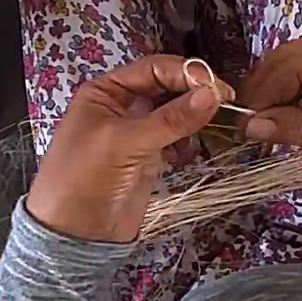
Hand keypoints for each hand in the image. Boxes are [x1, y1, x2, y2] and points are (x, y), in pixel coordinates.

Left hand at [26, 55, 224, 242]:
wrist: (74, 232)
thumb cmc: (85, 177)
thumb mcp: (124, 142)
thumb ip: (169, 119)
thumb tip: (212, 94)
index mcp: (106, 91)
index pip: (152, 68)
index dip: (185, 73)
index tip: (217, 87)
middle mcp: (121, 105)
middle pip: (166, 87)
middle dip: (195, 91)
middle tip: (228, 102)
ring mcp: (136, 131)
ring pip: (174, 112)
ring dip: (196, 114)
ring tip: (223, 120)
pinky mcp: (148, 156)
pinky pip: (176, 136)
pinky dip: (191, 137)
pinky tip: (202, 142)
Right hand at [240, 40, 301, 202]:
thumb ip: (297, 128)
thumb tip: (249, 124)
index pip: (297, 64)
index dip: (265, 89)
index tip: (244, 118)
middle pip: (292, 60)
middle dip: (264, 88)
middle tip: (245, 120)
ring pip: (296, 70)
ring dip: (273, 94)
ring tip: (256, 121)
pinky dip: (287, 100)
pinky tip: (276, 118)